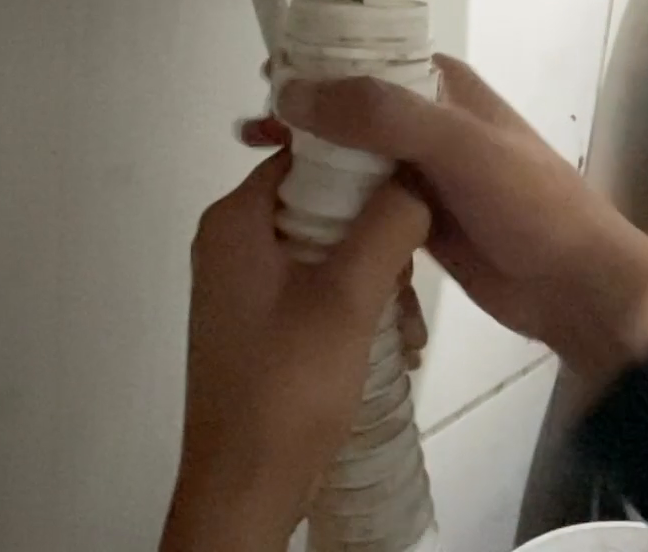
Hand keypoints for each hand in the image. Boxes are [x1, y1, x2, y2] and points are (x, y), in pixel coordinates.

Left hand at [161, 151, 431, 551]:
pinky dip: (350, 301)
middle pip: (315, 202)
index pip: (303, 156)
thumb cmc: (288, 384)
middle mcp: (231, 241)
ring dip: (370, 273)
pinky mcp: (256, 320)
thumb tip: (416, 174)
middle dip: (372, 231)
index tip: (410, 182)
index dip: (359, 160)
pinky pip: (311, 284)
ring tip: (407, 320)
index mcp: (235, 219)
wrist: (244, 491)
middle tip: (411, 266)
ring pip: (320, 247)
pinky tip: (390, 339)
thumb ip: (387, 225)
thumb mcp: (347, 297)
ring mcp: (241, 284)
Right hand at [270, 56, 647, 387]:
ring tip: (256, 160)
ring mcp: (415, 169)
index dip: (316, 59)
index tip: (266, 73)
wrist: (573, 287)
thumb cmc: (525, 202)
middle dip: (302, 110)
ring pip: (348, 151)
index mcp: (439, 85)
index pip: (366, 54)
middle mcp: (423, 119)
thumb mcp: (457, 143)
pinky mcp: (408, 214)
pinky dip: (324, 195)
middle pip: (349, 104)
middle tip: (251, 126)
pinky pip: (356, 196)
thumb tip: (293, 92)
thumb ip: (380, 113)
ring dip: (306, 153)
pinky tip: (286, 205)